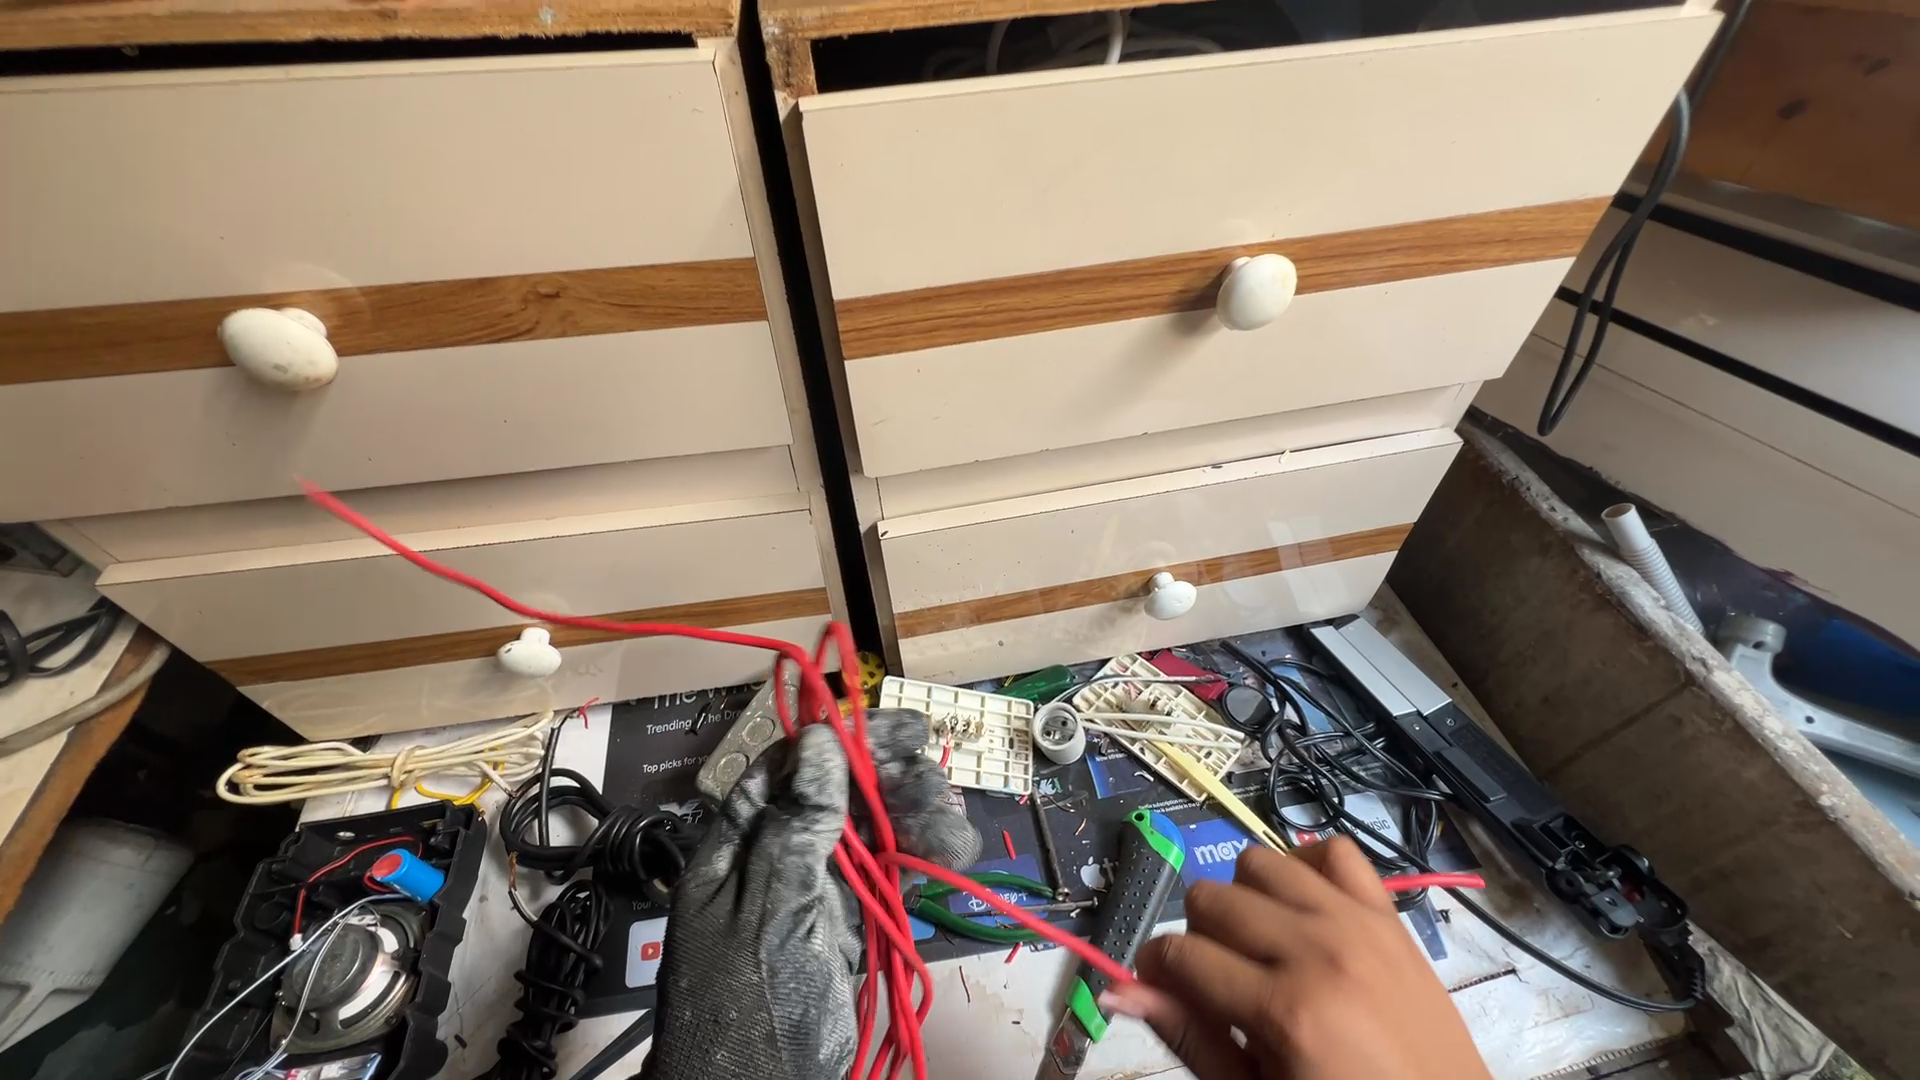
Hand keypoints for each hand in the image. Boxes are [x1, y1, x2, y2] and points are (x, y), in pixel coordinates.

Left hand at [642, 709, 978, 1079]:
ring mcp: (822, 882)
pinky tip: (952, 849)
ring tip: (950, 824)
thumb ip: (797, 822)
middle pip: (842, 789)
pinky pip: (892, 867)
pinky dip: (924, 854)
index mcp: (745, 838)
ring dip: (917, 815)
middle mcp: (784, 849)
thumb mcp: (770, 904)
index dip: (846, 739)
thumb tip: (821, 739)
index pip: (795, 765)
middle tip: (932, 771)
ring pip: (874, 824)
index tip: (898, 729)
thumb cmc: (748, 998)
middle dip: (890, 777)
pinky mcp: (856, 912)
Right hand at [1100, 837, 1491, 1079]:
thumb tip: (1116, 991)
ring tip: (1263, 948)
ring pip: (1257, 861)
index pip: (1181, 955)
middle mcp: (1317, 951)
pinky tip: (1305, 913)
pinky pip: (1333, 851)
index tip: (1157, 985)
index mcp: (1286, 1011)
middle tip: (1221, 983)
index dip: (1153, 968)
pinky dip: (1307, 870)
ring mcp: (1358, 923)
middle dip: (1197, 938)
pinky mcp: (1388, 913)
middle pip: (1210, 898)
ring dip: (1245, 900)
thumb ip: (1188, 1036)